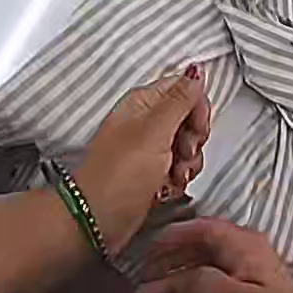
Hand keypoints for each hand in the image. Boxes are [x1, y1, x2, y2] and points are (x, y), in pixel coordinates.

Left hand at [74, 68, 210, 254]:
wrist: (94, 223)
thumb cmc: (118, 176)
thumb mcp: (155, 131)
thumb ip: (180, 99)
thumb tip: (196, 70)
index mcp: (144, 103)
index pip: (185, 89)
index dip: (197, 109)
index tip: (195, 129)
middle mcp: (146, 121)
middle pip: (189, 118)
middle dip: (194, 139)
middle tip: (182, 153)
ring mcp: (149, 148)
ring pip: (188, 145)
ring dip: (188, 163)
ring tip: (173, 176)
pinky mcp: (152, 172)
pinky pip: (179, 167)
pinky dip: (179, 179)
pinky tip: (168, 188)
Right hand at [135, 218, 292, 292]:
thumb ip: (203, 283)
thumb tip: (175, 275)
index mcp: (249, 249)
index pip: (207, 229)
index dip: (176, 234)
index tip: (147, 246)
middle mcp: (245, 262)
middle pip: (199, 253)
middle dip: (169, 264)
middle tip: (139, 278)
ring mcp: (242, 289)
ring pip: (199, 279)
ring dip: (171, 289)